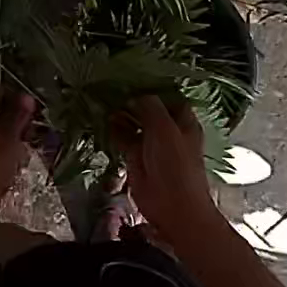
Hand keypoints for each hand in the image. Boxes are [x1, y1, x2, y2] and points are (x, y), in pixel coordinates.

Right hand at [111, 95, 215, 232]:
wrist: (172, 205)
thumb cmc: (176, 165)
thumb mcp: (165, 129)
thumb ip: (151, 108)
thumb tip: (135, 96)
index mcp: (183, 123)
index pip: (168, 99)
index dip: (153, 91)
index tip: (133, 82)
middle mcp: (168, 131)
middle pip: (148, 110)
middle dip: (133, 101)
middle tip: (112, 89)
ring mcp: (151, 145)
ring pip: (134, 124)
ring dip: (121, 115)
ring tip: (104, 102)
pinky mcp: (136, 158)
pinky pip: (123, 139)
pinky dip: (114, 130)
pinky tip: (104, 121)